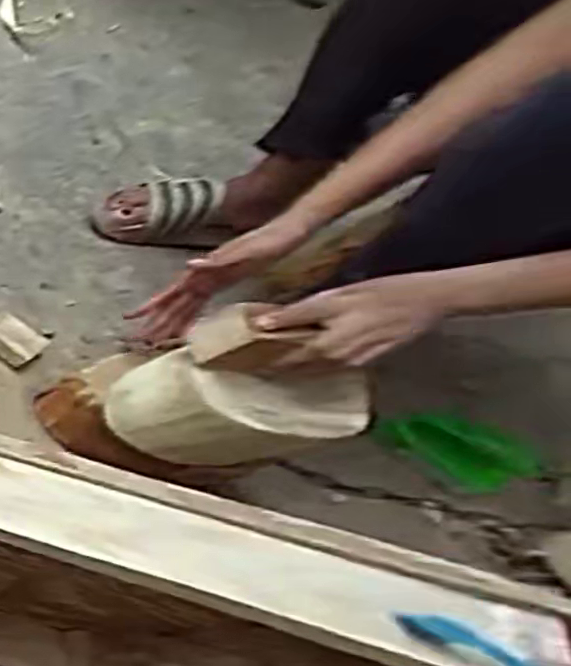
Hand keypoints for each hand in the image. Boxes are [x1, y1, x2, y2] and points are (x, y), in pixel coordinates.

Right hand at [124, 215, 314, 345]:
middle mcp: (199, 279)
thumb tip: (188, 266)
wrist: (288, 232)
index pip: (169, 293)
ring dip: (168, 324)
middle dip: (154, 322)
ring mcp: (209, 282)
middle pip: (172, 305)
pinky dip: (188, 319)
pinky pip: (198, 306)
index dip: (149, 305)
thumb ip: (215, 260)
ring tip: (155, 341)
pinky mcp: (220, 285)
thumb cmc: (268, 240)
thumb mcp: (243, 249)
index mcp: (200, 273)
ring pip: (182, 308)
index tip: (130, 317)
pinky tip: (183, 331)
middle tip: (138, 340)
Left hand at [259, 273, 452, 368]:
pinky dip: (308, 365)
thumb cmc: (383, 293)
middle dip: (265, 368)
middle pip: (289, 371)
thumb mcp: (335, 298)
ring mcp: (349, 364)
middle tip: (241, 363)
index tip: (231, 363)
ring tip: (261, 361)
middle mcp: (332, 362)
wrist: (435, 298)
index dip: (253, 364)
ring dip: (285, 369)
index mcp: (322, 347)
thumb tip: (259, 324)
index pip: (277, 363)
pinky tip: (298, 357)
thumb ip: (296, 314)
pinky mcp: (363, 361)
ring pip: (307, 372)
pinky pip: (326, 368)